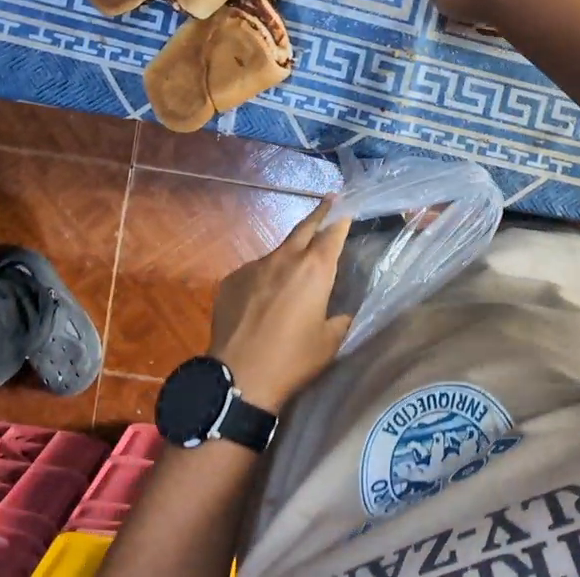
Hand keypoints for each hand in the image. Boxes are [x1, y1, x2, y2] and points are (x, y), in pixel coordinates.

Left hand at [208, 200, 353, 408]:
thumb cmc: (292, 360)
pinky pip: (255, 272)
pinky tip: (264, 300)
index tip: (348, 206)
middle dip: (319, 213)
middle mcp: (286, 258)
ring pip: (279, 251)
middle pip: (305, 227)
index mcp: (315, 269)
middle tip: (329, 200)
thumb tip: (345, 311)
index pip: (333, 231)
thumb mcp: (330, 342)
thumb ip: (341, 318)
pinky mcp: (232, 280)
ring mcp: (255, 267)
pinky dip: (265, 278)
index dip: (342, 217)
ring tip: (294, 272)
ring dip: (291, 254)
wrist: (238, 379)